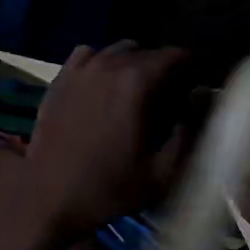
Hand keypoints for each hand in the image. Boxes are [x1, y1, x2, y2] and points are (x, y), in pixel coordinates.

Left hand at [19, 41, 188, 242]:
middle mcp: (108, 65)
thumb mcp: (162, 173)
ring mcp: (79, 70)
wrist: (48, 199)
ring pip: (116, 50)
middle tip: (168, 98)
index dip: (191, 69)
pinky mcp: (59, 80)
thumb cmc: (109, 189)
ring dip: (133, 64)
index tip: (193, 90)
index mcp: (137, 83)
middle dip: (163, 69)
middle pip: (147, 52)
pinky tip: (103, 84)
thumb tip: (201, 101)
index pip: (176, 56)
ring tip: (137, 91)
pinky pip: (87, 55)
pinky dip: (101, 63)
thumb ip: (188, 133)